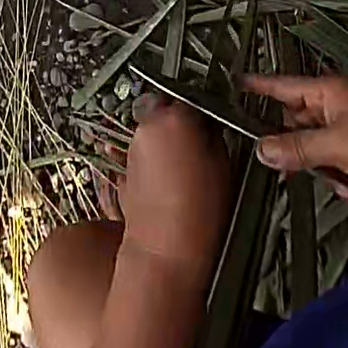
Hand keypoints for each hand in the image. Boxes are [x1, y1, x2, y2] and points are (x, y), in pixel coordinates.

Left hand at [117, 97, 230, 281]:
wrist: (164, 248)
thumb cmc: (197, 213)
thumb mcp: (223, 166)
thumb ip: (213, 135)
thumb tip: (210, 126)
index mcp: (174, 119)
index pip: (191, 99)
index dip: (204, 111)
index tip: (212, 121)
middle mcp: (148, 125)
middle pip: (168, 111)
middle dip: (183, 124)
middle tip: (202, 146)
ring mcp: (133, 144)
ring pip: (154, 131)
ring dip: (168, 140)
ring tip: (188, 169)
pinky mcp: (124, 162)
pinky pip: (144, 151)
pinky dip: (155, 158)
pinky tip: (171, 180)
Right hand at [244, 75, 347, 223]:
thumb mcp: (337, 146)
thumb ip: (294, 148)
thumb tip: (262, 149)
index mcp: (330, 93)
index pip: (281, 86)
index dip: (257, 87)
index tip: (233, 86)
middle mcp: (339, 110)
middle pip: (296, 125)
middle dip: (296, 149)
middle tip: (292, 165)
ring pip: (314, 153)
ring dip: (324, 172)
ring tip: (344, 180)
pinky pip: (336, 170)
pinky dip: (343, 183)